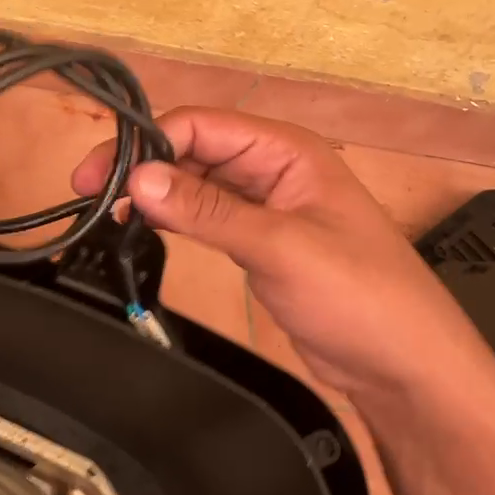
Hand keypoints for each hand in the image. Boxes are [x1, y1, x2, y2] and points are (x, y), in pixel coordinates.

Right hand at [72, 107, 494, 400]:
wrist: (406, 369)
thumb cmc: (359, 297)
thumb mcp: (279, 246)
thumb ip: (206, 209)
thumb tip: (137, 178)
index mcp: (286, 150)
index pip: (200, 126)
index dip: (148, 144)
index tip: (101, 176)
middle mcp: (271, 167)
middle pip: (190, 149)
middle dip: (141, 166)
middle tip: (89, 194)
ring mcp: (262, 203)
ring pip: (192, 181)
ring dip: (152, 191)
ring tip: (107, 212)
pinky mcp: (254, 238)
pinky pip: (202, 212)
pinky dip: (170, 216)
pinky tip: (141, 226)